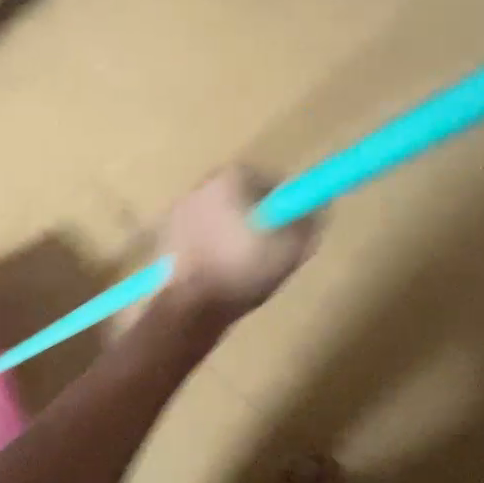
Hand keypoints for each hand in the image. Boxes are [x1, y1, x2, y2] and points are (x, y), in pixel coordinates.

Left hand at [160, 167, 316, 324]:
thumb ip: (308, 223)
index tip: (289, 231)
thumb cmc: (241, 271)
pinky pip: (199, 234)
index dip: (284, 206)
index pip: (269, 181)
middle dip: (256, 218)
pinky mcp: (165, 233)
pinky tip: (218, 272)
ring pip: (218, 215)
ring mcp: (179, 208)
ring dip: (231, 233)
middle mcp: (202, 184)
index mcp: (231, 177)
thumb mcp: (290, 250)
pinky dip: (209, 246)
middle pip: (241, 196)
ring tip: (242, 267)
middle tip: (268, 250)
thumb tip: (319, 207)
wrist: (188, 305)